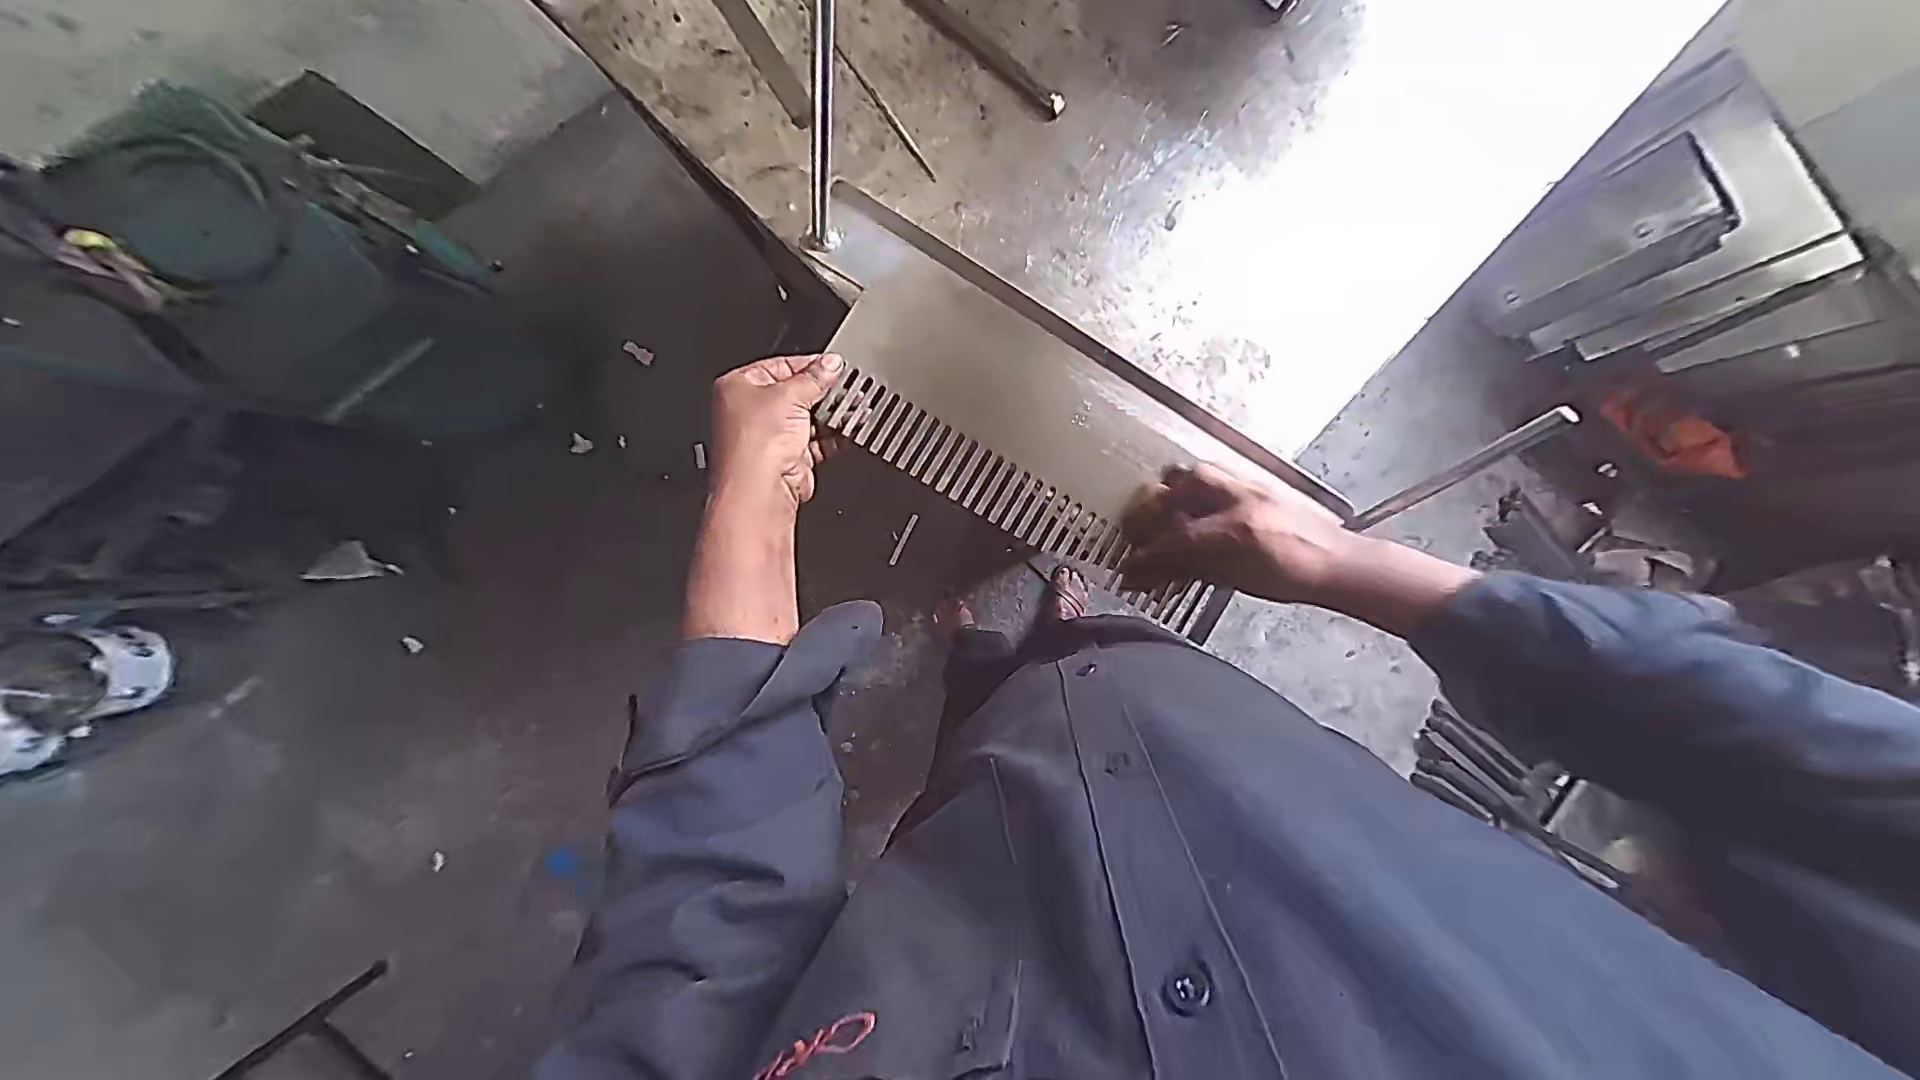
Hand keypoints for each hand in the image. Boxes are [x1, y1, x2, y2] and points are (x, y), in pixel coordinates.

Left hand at [710, 353, 844, 510]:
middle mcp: (751, 412)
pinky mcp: (790, 457)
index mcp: (738, 387)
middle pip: (795, 393)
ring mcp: (771, 437)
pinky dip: (833, 436)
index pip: (779, 366)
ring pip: (808, 418)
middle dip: (823, 392)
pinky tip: (849, 428)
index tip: (832, 365)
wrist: (761, 488)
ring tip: (854, 407)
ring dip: (832, 415)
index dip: (808, 365)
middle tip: (845, 387)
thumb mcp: (789, 395)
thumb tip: (830, 365)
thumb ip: (815, 378)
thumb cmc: (754, 444)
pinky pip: (817, 441)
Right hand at [1119, 464, 1478, 635]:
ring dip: (1169, 493)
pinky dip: (1191, 489)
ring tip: (1162, 515)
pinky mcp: (1253, 484)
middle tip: (1138, 533)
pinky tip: (1189, 508)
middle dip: (1148, 513)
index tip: (1130, 567)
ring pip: (1192, 474)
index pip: (1174, 539)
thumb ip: (1189, 569)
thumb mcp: (1235, 580)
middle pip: (1175, 491)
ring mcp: (1246, 487)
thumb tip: (1149, 571)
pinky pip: (1212, 476)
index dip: (1146, 555)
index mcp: (1236, 532)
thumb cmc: (1294, 575)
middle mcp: (1238, 500)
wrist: (1338, 562)